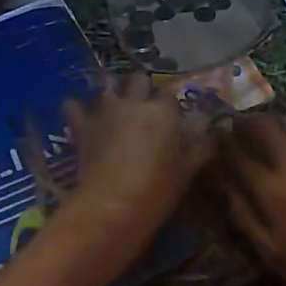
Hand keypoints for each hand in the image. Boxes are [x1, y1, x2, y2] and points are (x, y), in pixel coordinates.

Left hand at [46, 72, 212, 246]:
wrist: (112, 205)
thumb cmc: (157, 190)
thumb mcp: (187, 170)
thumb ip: (200, 146)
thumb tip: (211, 129)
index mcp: (162, 111)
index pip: (170, 93)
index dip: (170, 102)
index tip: (172, 114)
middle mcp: (133, 102)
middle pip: (139, 80)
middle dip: (142, 87)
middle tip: (145, 104)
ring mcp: (105, 111)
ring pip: (108, 87)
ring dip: (113, 91)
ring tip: (115, 103)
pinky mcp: (83, 126)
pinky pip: (74, 107)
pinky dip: (77, 108)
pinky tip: (79, 111)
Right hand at [218, 116, 285, 285]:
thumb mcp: (266, 248)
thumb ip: (241, 212)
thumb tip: (223, 184)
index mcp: (271, 190)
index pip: (239, 154)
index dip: (223, 141)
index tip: (214, 136)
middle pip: (266, 127)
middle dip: (247, 121)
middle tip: (236, 125)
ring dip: (273, 119)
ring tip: (263, 128)